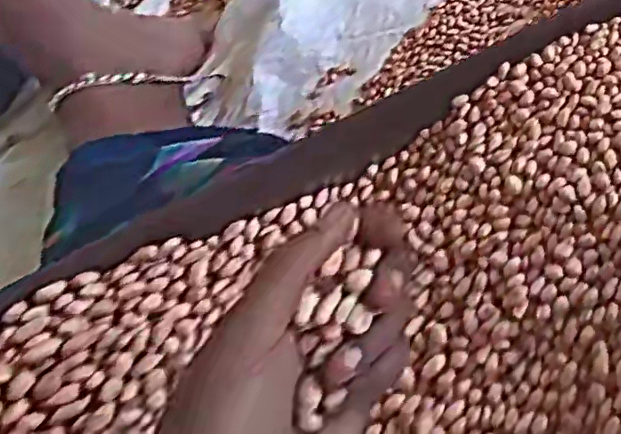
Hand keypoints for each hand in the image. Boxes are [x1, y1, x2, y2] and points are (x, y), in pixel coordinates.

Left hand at [159, 203, 414, 433]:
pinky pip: (398, 355)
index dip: (372, 228)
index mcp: (287, 294)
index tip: (390, 231)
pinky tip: (346, 394)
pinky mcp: (365, 387)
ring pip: (397, 310)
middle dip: (389, 278)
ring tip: (337, 372)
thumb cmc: (222, 421)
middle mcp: (320, 316)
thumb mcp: (248, 334)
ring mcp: (345, 351)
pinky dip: (380, 370)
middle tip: (381, 294)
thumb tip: (344, 207)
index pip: (344, 238)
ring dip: (378, 335)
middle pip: (383, 267)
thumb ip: (295, 265)